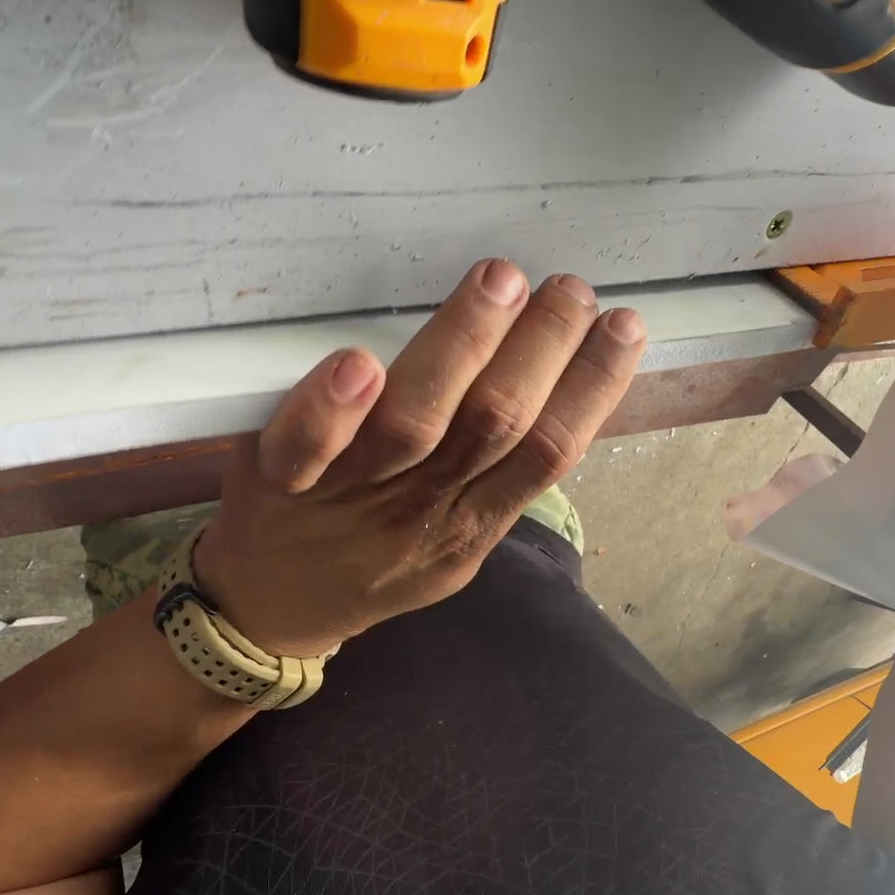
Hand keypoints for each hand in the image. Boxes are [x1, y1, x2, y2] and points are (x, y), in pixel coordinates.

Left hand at [190, 259, 645, 657]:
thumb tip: (553, 389)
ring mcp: (349, 499)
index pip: (545, 453)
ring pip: (416, 425)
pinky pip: (303, 450)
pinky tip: (361, 365)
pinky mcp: (277, 482)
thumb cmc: (368, 556)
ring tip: (502, 283)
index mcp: (470, 527)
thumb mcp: (448, 538)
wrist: (272, 610)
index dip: (590, 389)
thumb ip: (491, 478)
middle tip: (571, 290)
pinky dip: (333, 412)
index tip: (622, 328)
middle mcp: (420, 513)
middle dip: (542, 351)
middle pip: (493, 428)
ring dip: (464, 348)